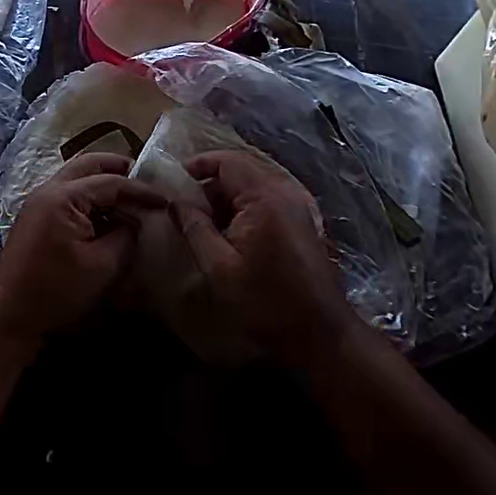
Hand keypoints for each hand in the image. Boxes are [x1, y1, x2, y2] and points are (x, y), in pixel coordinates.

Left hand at [0, 153, 166, 342]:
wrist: (9, 312)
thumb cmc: (56, 289)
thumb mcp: (102, 265)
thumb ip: (125, 236)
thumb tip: (135, 222)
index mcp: (64, 197)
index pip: (110, 182)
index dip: (141, 190)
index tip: (166, 201)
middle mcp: (49, 190)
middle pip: (88, 165)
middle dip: (119, 169)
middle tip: (147, 182)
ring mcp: (40, 201)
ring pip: (77, 177)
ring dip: (104, 182)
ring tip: (132, 199)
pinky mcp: (38, 216)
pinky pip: (69, 194)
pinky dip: (91, 197)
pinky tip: (109, 215)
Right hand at [173, 150, 357, 363]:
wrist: (320, 333)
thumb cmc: (265, 301)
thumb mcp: (218, 266)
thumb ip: (194, 227)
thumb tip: (175, 203)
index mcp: (265, 198)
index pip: (227, 161)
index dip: (198, 165)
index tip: (176, 182)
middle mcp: (286, 192)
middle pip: (242, 168)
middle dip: (212, 182)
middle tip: (189, 206)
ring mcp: (300, 205)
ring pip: (255, 182)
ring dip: (228, 195)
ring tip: (207, 221)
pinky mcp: (304, 220)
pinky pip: (269, 197)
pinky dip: (246, 205)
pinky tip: (233, 232)